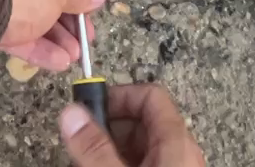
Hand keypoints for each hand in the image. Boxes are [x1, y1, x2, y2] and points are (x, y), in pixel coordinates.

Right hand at [59, 84, 206, 166]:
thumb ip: (95, 148)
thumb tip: (70, 113)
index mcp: (178, 141)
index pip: (150, 94)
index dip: (119, 95)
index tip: (92, 107)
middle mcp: (184, 153)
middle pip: (145, 119)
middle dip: (111, 123)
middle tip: (85, 139)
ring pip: (145, 144)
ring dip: (115, 145)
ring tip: (92, 157)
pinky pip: (148, 162)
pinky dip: (125, 161)